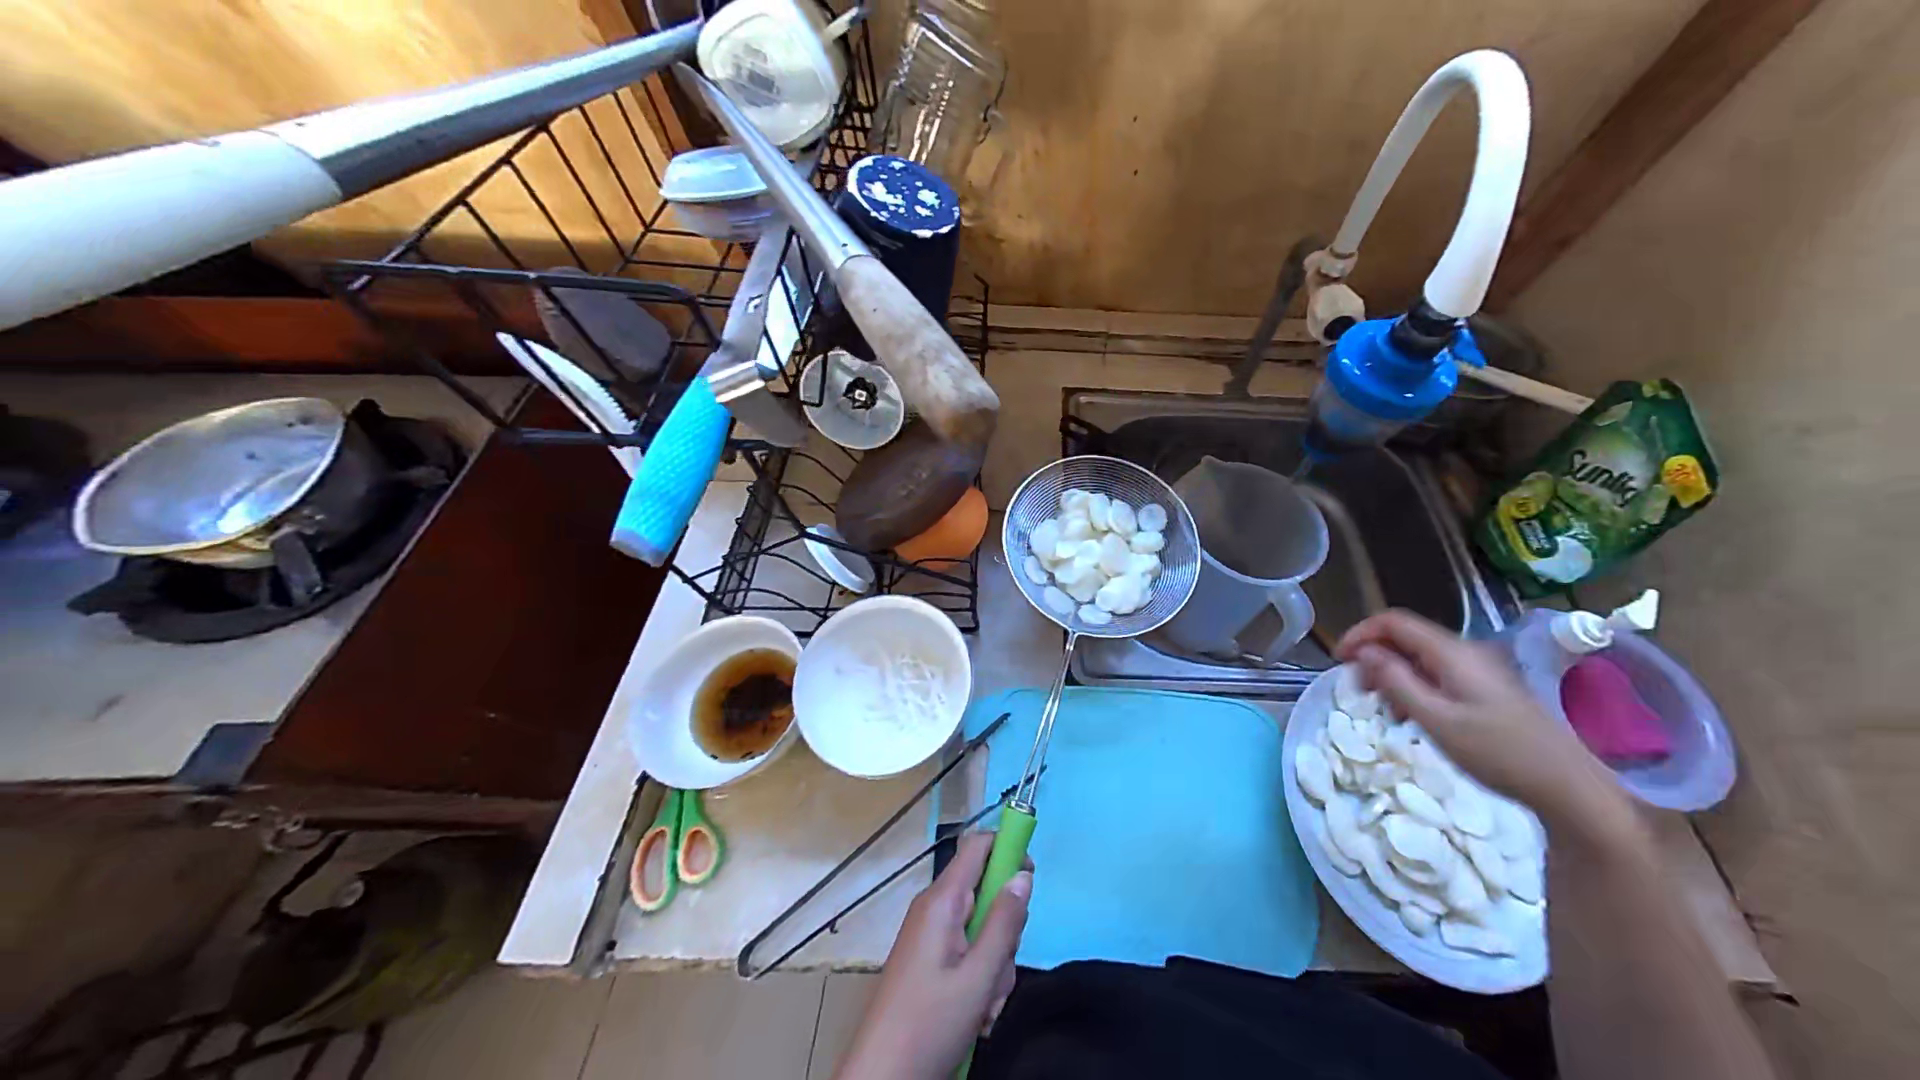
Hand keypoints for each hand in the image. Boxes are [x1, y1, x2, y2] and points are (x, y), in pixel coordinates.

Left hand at [835, 831, 1031, 1079]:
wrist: (882, 1075)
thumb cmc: (930, 1023)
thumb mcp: (979, 976)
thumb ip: (1004, 923)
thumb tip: (1023, 874)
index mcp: (942, 901)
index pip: (977, 846)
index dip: (1007, 848)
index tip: (1031, 876)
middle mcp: (935, 909)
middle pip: (986, 893)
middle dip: (1005, 928)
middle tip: (1000, 966)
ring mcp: (932, 934)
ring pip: (982, 928)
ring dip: (995, 963)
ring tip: (984, 1001)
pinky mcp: (932, 959)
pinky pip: (969, 952)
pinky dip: (981, 977)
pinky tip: (976, 1012)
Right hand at [1335, 610, 1630, 837]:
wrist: (1568, 786)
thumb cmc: (1498, 753)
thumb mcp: (1436, 720)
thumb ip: (1396, 681)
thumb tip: (1364, 652)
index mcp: (1452, 653)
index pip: (1393, 621)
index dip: (1360, 633)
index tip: (1338, 660)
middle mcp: (1465, 652)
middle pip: (1406, 637)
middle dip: (1373, 655)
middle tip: (1357, 689)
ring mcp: (1479, 670)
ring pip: (1419, 656)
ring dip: (1391, 673)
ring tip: (1381, 707)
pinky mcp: (1486, 689)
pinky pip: (1437, 673)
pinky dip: (1413, 685)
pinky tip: (1411, 715)